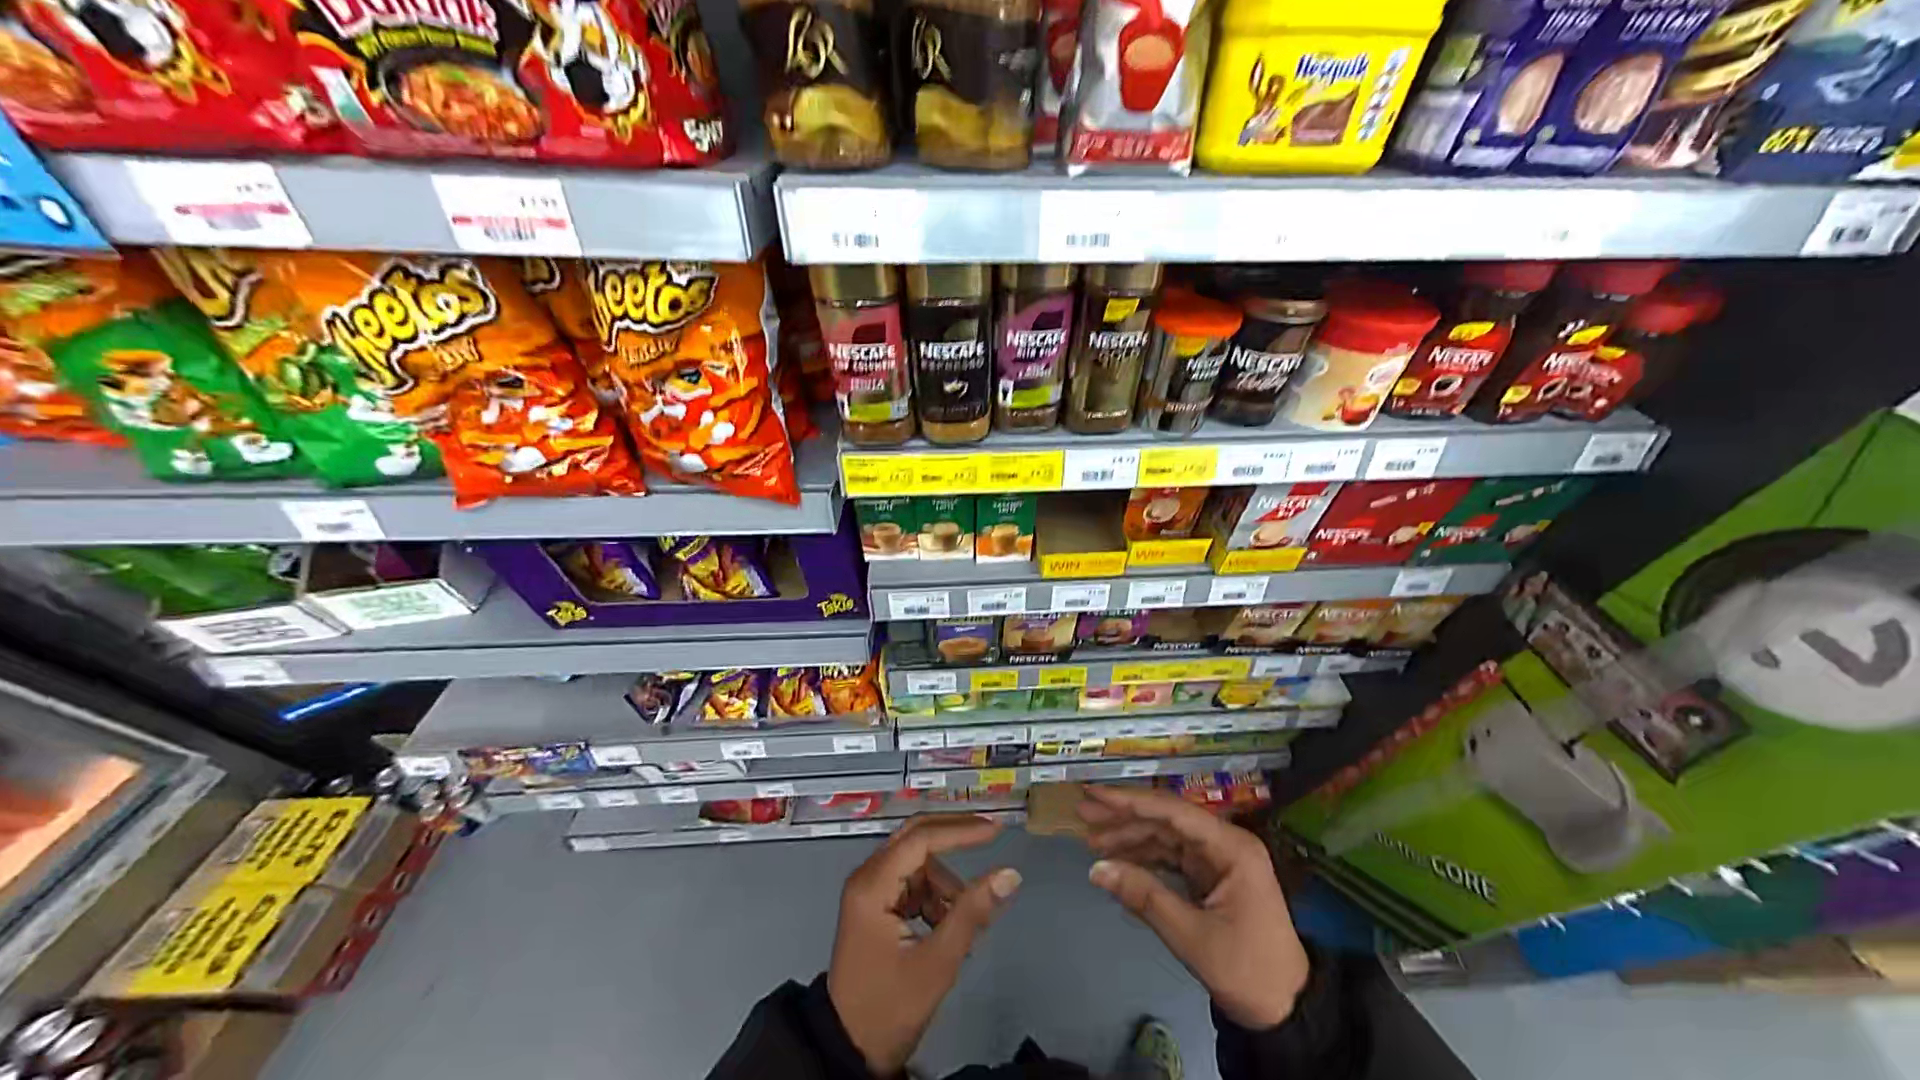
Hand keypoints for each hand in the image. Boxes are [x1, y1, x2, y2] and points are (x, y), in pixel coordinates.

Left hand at [828, 815, 1021, 1076]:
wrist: (850, 1048)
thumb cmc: (891, 1007)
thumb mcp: (938, 962)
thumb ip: (973, 913)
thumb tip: (1009, 874)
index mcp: (872, 885)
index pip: (920, 839)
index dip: (960, 831)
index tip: (997, 830)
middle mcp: (867, 877)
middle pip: (916, 837)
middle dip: (954, 836)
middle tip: (992, 835)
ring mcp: (870, 890)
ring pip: (919, 863)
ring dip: (946, 882)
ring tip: (965, 922)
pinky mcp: (877, 906)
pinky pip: (914, 884)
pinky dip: (936, 897)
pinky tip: (948, 926)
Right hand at [1078, 786, 1309, 1029]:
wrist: (1288, 1011)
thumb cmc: (1247, 969)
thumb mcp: (1192, 935)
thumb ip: (1144, 896)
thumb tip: (1097, 869)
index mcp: (1231, 847)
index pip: (1172, 811)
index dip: (1130, 800)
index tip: (1094, 793)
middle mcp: (1224, 844)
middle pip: (1166, 820)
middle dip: (1123, 817)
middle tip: (1082, 813)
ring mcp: (1217, 860)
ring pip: (1165, 838)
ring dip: (1129, 838)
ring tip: (1091, 841)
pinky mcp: (1210, 878)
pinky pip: (1170, 858)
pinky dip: (1143, 859)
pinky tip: (1117, 861)